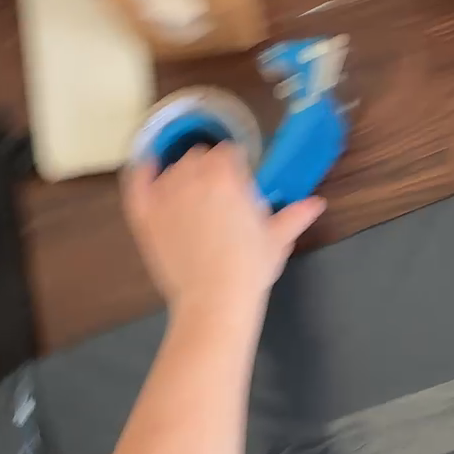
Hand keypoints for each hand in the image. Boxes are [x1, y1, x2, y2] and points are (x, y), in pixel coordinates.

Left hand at [122, 144, 324, 328]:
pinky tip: (150, 168)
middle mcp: (192, 176)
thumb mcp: (277, 241)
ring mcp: (165, 193)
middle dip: (211, 170)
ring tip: (194, 201)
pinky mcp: (145, 213)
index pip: (231, 153)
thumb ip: (295, 216)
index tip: (242, 184)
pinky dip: (143, 170)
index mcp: (226, 176)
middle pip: (200, 157)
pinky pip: (137, 179)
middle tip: (222, 198)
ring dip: (183, 175)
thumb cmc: (249, 271)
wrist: (214, 300)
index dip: (238, 167)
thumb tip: (316, 203)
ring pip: (173, 168)